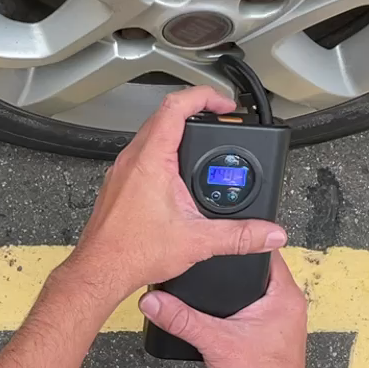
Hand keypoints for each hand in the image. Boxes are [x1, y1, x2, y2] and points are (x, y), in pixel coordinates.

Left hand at [63, 86, 287, 301]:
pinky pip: (142, 156)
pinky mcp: (118, 185)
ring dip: (177, 134)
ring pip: (150, 135)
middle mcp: (131, 159)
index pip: (175, 106)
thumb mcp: (197, 242)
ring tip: (201, 144)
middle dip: (195, 113)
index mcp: (150, 160)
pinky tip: (177, 176)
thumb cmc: (131, 253)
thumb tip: (268, 233)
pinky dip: (163, 155)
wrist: (100, 271)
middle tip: (218, 120)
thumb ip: (239, 236)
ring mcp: (121, 171)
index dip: (204, 96)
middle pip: (163, 116)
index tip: (224, 104)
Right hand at [139, 254, 308, 367]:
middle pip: (255, 270)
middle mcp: (287, 305)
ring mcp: (278, 321)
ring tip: (206, 277)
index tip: (220, 233)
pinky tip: (213, 309)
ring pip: (251, 291)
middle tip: (206, 252)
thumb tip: (154, 301)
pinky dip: (231, 307)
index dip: (242, 241)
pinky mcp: (267, 336)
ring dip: (231, 287)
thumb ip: (181, 318)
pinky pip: (248, 310)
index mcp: (285, 296)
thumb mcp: (214, 342)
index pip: (265, 252)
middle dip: (230, 264)